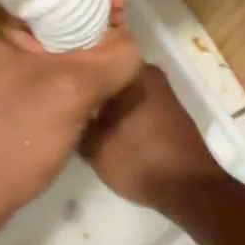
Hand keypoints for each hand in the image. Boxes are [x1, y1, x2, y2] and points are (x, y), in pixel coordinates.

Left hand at [0, 0, 141, 239]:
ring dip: (85, 41)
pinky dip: (70, 61)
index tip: (119, 10)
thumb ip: (115, 55)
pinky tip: (89, 87)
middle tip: (119, 39)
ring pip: (53, 26)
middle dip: (94, 11)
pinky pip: (44, 53)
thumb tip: (126, 43)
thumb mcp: (76, 89)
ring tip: (110, 63)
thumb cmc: (10, 135)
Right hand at [80, 64, 229, 217]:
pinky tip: (107, 126)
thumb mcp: (95, 146)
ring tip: (81, 114)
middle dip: (91, 86)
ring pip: (124, 90)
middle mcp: (150, 73)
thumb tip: (67, 110)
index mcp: (133, 71)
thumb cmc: (139, 160)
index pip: (96, 57)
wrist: (188, 188)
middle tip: (65, 100)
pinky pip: (137, 103)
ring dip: (106, 101)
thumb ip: (78, 123)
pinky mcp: (169, 112)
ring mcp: (162, 92)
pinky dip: (122, 112)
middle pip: (110, 74)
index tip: (56, 81)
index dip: (75, 71)